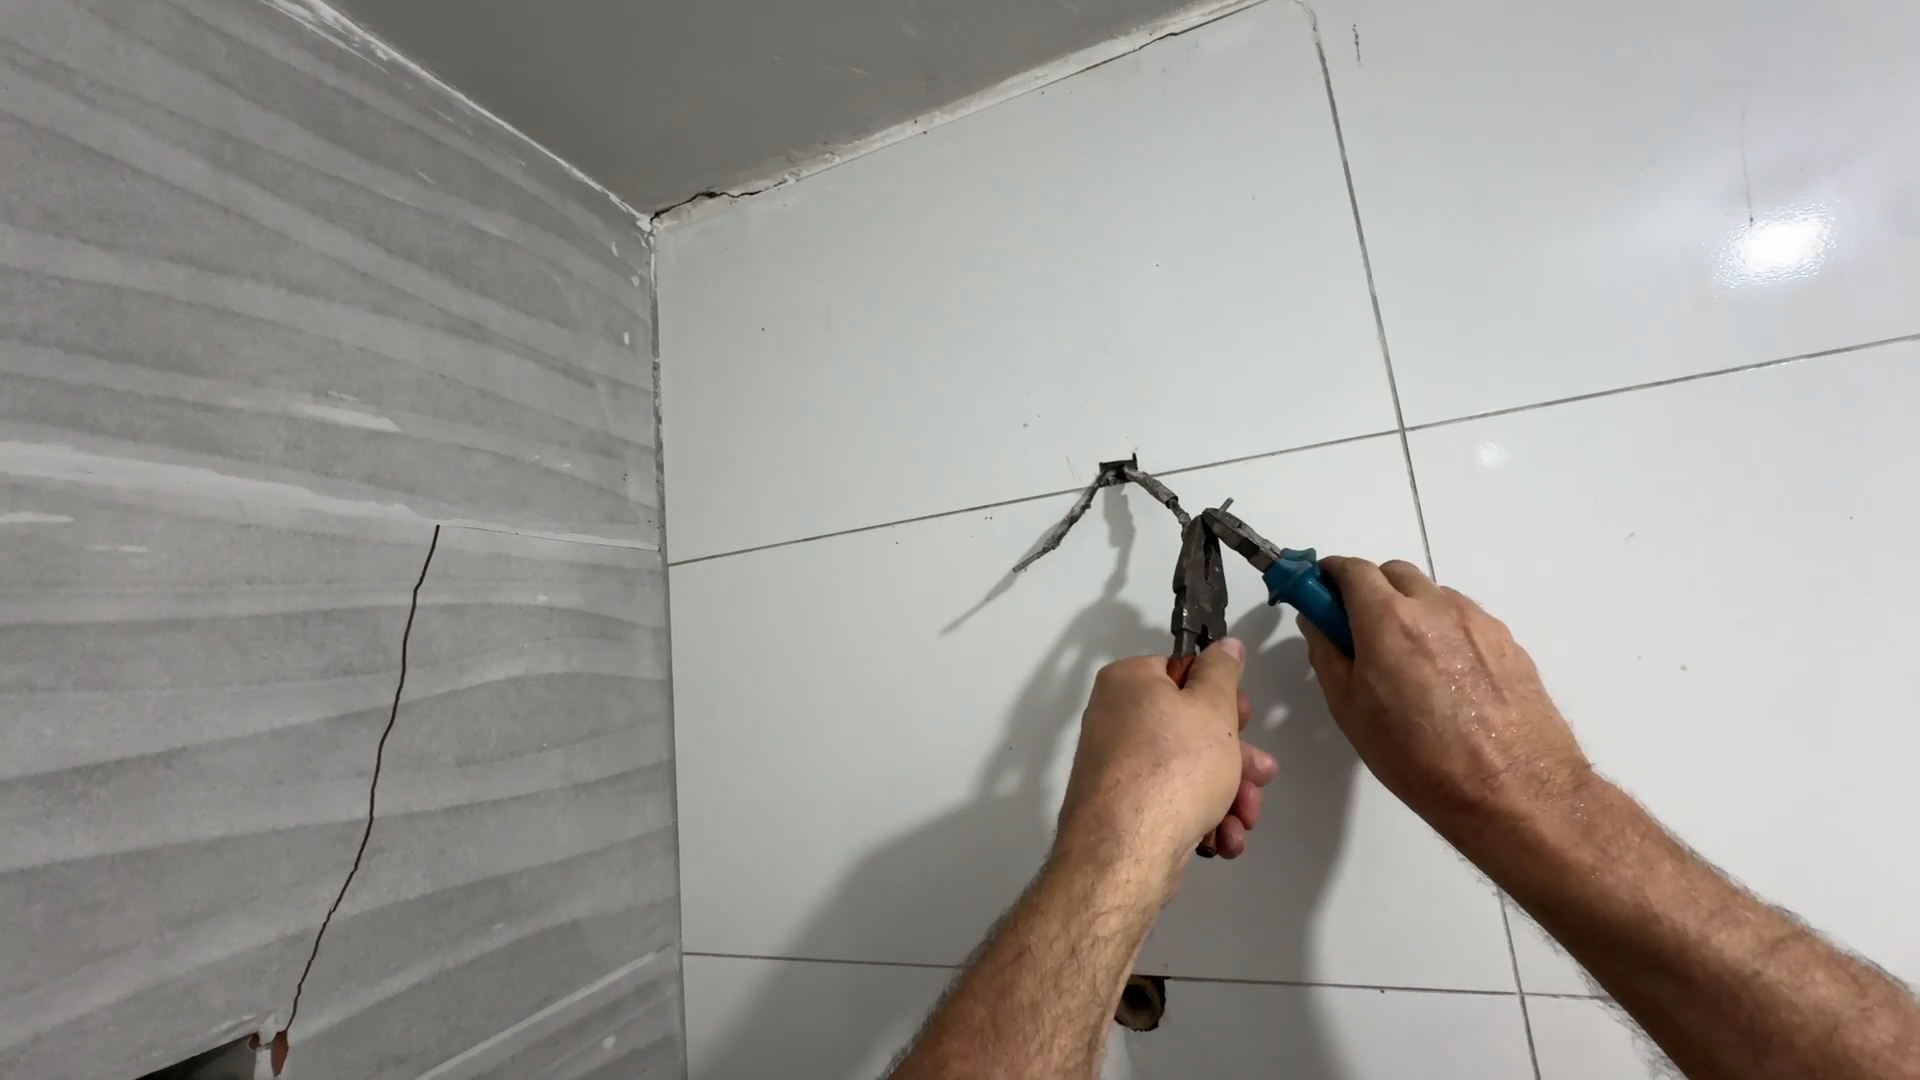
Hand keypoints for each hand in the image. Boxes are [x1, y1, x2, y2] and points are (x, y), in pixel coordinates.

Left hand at [1054, 640, 1278, 896]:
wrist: (1127, 849)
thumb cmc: (1174, 766)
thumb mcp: (1212, 708)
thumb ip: (1222, 672)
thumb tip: (1224, 644)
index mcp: (1127, 681)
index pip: (1182, 672)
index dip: (1221, 697)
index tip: (1245, 718)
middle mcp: (1114, 717)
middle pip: (1190, 727)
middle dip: (1235, 758)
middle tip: (1260, 776)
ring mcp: (1116, 764)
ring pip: (1188, 769)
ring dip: (1227, 794)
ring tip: (1244, 819)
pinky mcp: (1123, 806)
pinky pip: (1171, 800)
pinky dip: (1202, 817)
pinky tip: (1223, 839)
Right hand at [1301, 557, 1592, 832]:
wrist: (1515, 794)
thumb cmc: (1415, 755)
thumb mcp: (1349, 709)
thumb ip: (1326, 654)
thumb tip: (1316, 621)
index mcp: (1388, 619)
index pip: (1351, 569)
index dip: (1328, 575)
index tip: (1318, 594)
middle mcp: (1435, 608)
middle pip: (1393, 573)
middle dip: (1368, 588)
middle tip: (1356, 630)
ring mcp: (1478, 623)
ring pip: (1431, 595)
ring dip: (1408, 608)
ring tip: (1405, 660)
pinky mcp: (1511, 644)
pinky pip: (1464, 619)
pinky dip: (1442, 629)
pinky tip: (1444, 677)